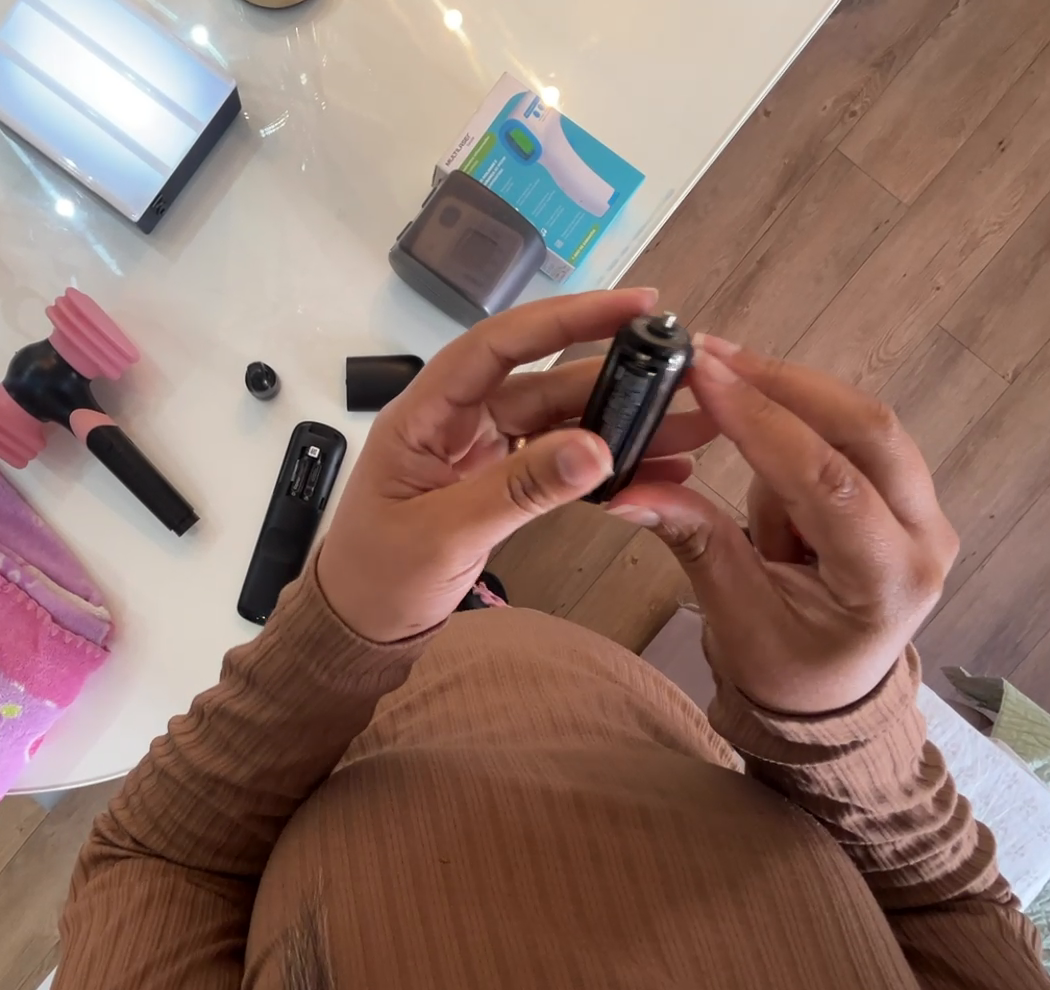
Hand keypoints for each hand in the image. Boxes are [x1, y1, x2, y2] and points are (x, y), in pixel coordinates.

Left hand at [316, 290, 718, 642]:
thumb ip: (517, 489)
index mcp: (423, 416)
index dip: (562, 319)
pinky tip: (650, 468)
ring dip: (617, 423)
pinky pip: (554, 462)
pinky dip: (598, 465)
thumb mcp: (444, 533)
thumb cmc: (378, 577)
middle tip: (683, 373)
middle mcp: (455, 422)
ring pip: (556, 422)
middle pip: (540, 382)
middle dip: (611, 376)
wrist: (361, 624)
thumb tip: (596, 448)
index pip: (495, 346)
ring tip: (688, 426)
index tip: (631, 305)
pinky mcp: (496, 483)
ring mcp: (478, 453)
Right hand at [606, 336, 958, 713]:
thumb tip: (626, 491)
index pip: (828, 482)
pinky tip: (753, 434)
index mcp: (886, 578)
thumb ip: (692, 539)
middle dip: (785, 384)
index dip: (761, 422)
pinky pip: (848, 439)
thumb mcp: (730, 611)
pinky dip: (795, 424)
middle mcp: (925, 534)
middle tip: (711, 354)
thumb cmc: (779, 666)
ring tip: (726, 423)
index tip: (703, 374)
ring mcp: (922, 511)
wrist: (827, 696)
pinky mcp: (902, 496)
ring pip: (861, 425)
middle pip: (868, 430)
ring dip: (786, 404)